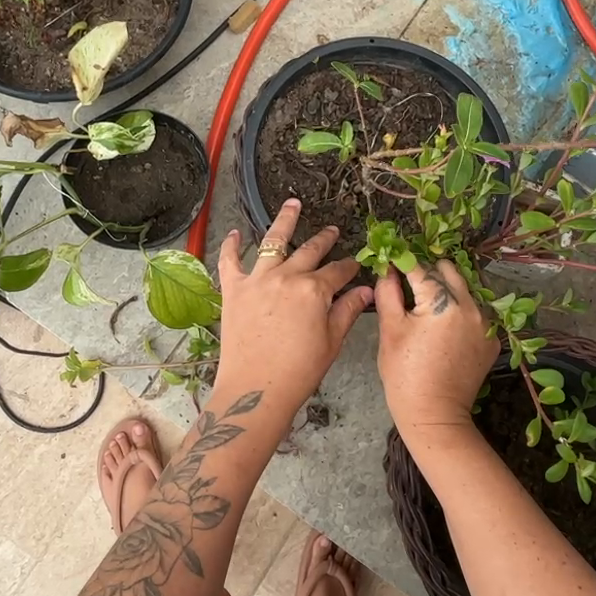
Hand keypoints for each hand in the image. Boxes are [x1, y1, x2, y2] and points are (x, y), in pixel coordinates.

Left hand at [215, 199, 372, 414]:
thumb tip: (365, 291)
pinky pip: (230, 261)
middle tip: (332, 231)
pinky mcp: (234, 290)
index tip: (355, 264)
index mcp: (314, 290)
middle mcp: (286, 277)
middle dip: (324, 239)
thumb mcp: (331, 342)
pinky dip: (231, 245)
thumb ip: (347, 311)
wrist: (255, 391)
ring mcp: (257, 281)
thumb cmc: (298, 372)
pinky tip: (235, 232)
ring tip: (292, 204)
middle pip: (310, 251)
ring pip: (273, 242)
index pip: (337, 271)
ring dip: (284, 220)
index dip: (349, 267)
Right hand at [375, 260, 496, 443]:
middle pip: (448, 271)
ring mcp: (485, 323)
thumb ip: (389, 292)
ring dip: (445, 291)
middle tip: (408, 287)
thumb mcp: (390, 330)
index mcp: (443, 302)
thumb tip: (388, 270)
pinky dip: (459, 311)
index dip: (401, 263)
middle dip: (427, 274)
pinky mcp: (491, 339)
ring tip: (425, 309)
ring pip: (464, 289)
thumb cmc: (405, 374)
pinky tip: (443, 328)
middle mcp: (471, 306)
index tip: (390, 261)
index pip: (420, 268)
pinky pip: (475, 312)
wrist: (434, 415)